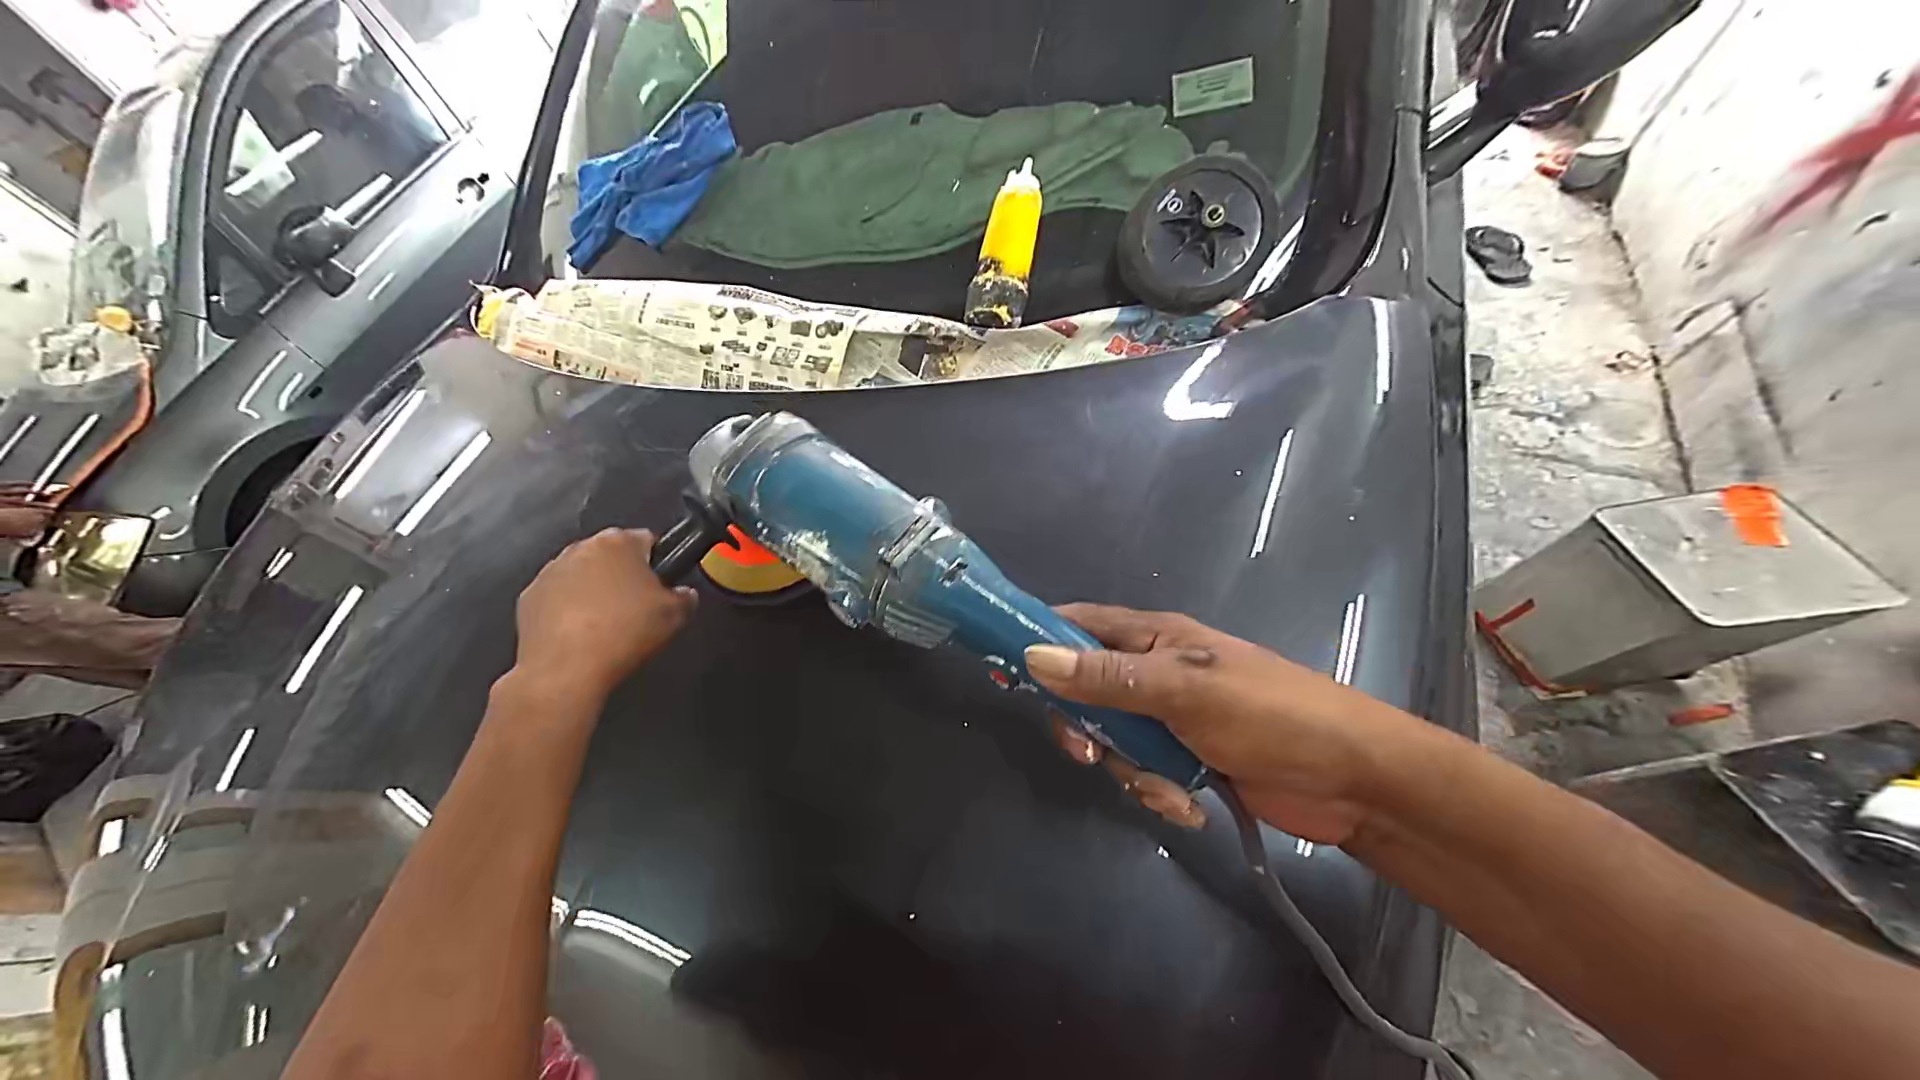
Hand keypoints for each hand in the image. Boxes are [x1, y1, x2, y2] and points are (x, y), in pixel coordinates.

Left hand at [514, 528, 697, 698]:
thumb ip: (685, 596)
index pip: (648, 540)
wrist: (565, 670)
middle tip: (637, 607)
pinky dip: (568, 608)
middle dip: (624, 574)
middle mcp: (581, 547)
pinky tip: (579, 633)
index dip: (659, 563)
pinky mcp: (528, 597)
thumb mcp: (675, 616)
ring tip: (606, 624)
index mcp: (619, 542)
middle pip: (612, 555)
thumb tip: (683, 593)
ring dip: (595, 589)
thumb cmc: (626, 632)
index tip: (661, 587)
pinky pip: (558, 596)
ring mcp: (549, 571)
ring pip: (583, 574)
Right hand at [1026, 604, 1427, 844]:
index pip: (1076, 624)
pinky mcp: (1185, 757)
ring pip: (1111, 738)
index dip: (1037, 639)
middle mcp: (1152, 670)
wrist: (1354, 777)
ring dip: (1130, 768)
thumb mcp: (1182, 689)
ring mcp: (1169, 716)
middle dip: (1084, 726)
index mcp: (1152, 636)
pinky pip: (1143, 770)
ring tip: (1169, 786)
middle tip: (1093, 751)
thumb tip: (1033, 655)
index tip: (1004, 670)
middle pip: (1083, 689)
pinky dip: (1158, 789)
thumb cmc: (1269, 713)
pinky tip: (1190, 803)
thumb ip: (1106, 676)